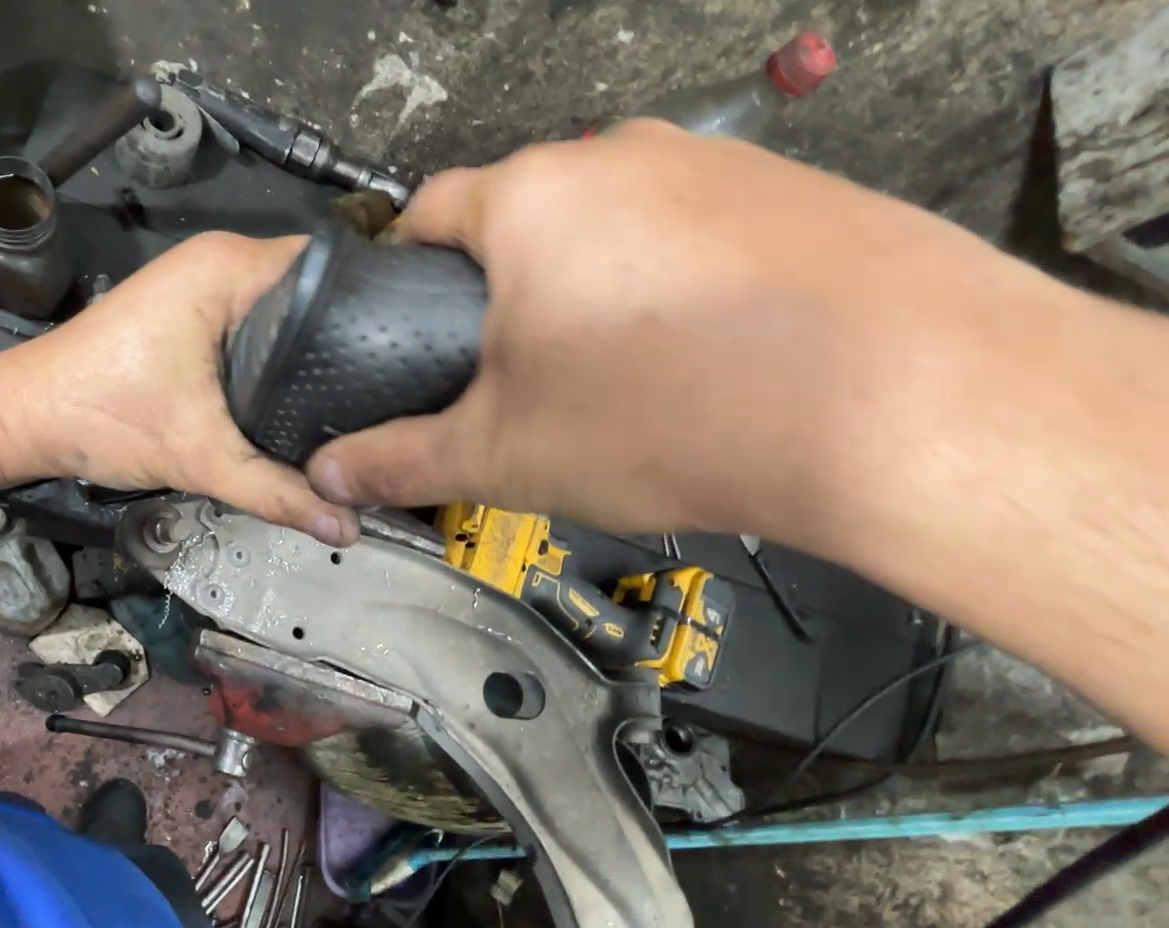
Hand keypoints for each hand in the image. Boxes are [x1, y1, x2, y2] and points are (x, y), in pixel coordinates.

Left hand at [0, 232, 358, 546]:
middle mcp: (221, 261)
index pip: (330, 271)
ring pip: (284, 311)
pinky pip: (256, 325)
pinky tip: (306, 396)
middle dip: (348, 340)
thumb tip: (346, 529)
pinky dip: (278, 356)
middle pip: (312, 292)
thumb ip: (276, 491)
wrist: (25, 417)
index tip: (407, 360)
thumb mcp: (198, 456)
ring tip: (364, 399)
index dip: (372, 312)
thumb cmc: (102, 417)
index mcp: (228, 269)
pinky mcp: (190, 311)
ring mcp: (203, 284)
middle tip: (391, 394)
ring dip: (313, 352)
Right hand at [303, 120, 1068, 550]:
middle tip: (512, 382)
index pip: (427, 214)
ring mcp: (714, 166)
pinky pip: (688, 241)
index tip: (414, 332)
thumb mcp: (502, 453)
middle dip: (501, 298)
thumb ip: (397, 459)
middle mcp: (618, 158)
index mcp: (529, 200)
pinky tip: (692, 365)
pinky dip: (668, 292)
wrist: (898, 405)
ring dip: (587, 295)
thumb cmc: (669, 413)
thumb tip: (326, 472)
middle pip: (519, 225)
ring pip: (607, 233)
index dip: (404, 278)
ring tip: (609, 383)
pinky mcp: (789, 195)